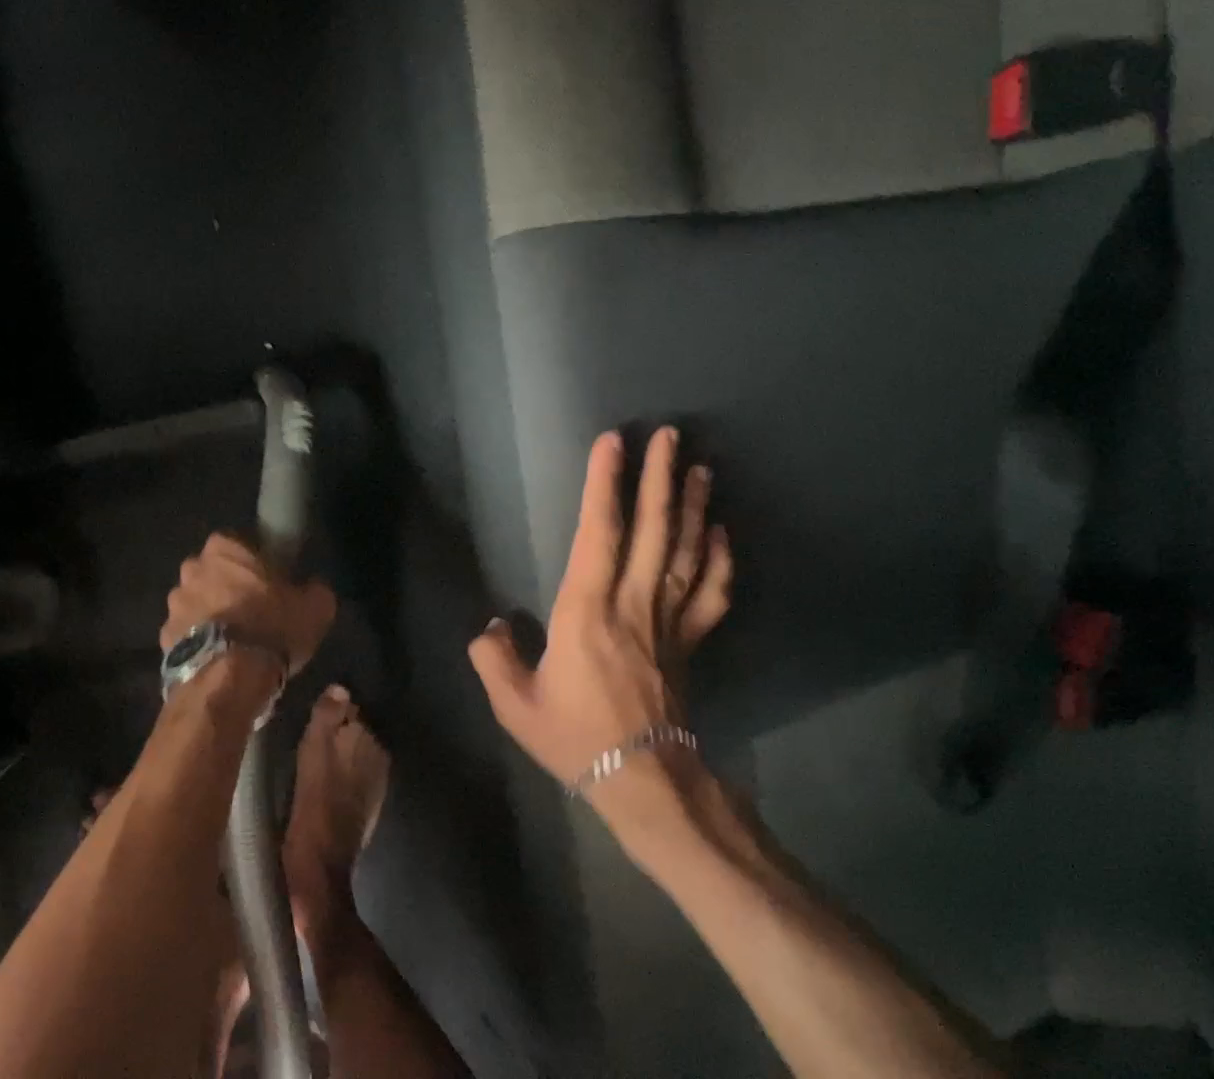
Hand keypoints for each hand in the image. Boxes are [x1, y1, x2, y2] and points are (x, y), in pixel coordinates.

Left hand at [162, 533, 336, 675]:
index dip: (258, 563)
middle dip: (230, 587)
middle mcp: (192, 567)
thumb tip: (312, 587)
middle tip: (256, 612)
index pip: (241, 544)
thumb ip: (314, 589)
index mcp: (225, 548)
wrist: (227, 678)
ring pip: (198, 602)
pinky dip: (201, 642)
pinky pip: (188, 633)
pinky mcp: (164, 637)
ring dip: (213, 615)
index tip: (272, 584)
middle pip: (215, 572)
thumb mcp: (315, 608)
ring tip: (236, 642)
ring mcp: (173, 603)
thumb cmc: (271, 630)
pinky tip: (220, 660)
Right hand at [467, 428, 732, 828]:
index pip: (599, 535)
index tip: (611, 443)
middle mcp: (632, 605)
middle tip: (669, 435)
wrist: (642, 778)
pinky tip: (722, 532)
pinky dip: (722, 559)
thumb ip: (494, 657)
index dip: (605, 486)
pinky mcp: (689, 643)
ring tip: (700, 467)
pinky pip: (711, 594)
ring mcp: (668, 623)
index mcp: (586, 612)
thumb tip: (491, 626)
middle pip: (653, 531)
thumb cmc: (574, 738)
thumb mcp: (514, 704)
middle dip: (659, 479)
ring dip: (694, 507)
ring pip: (687, 553)